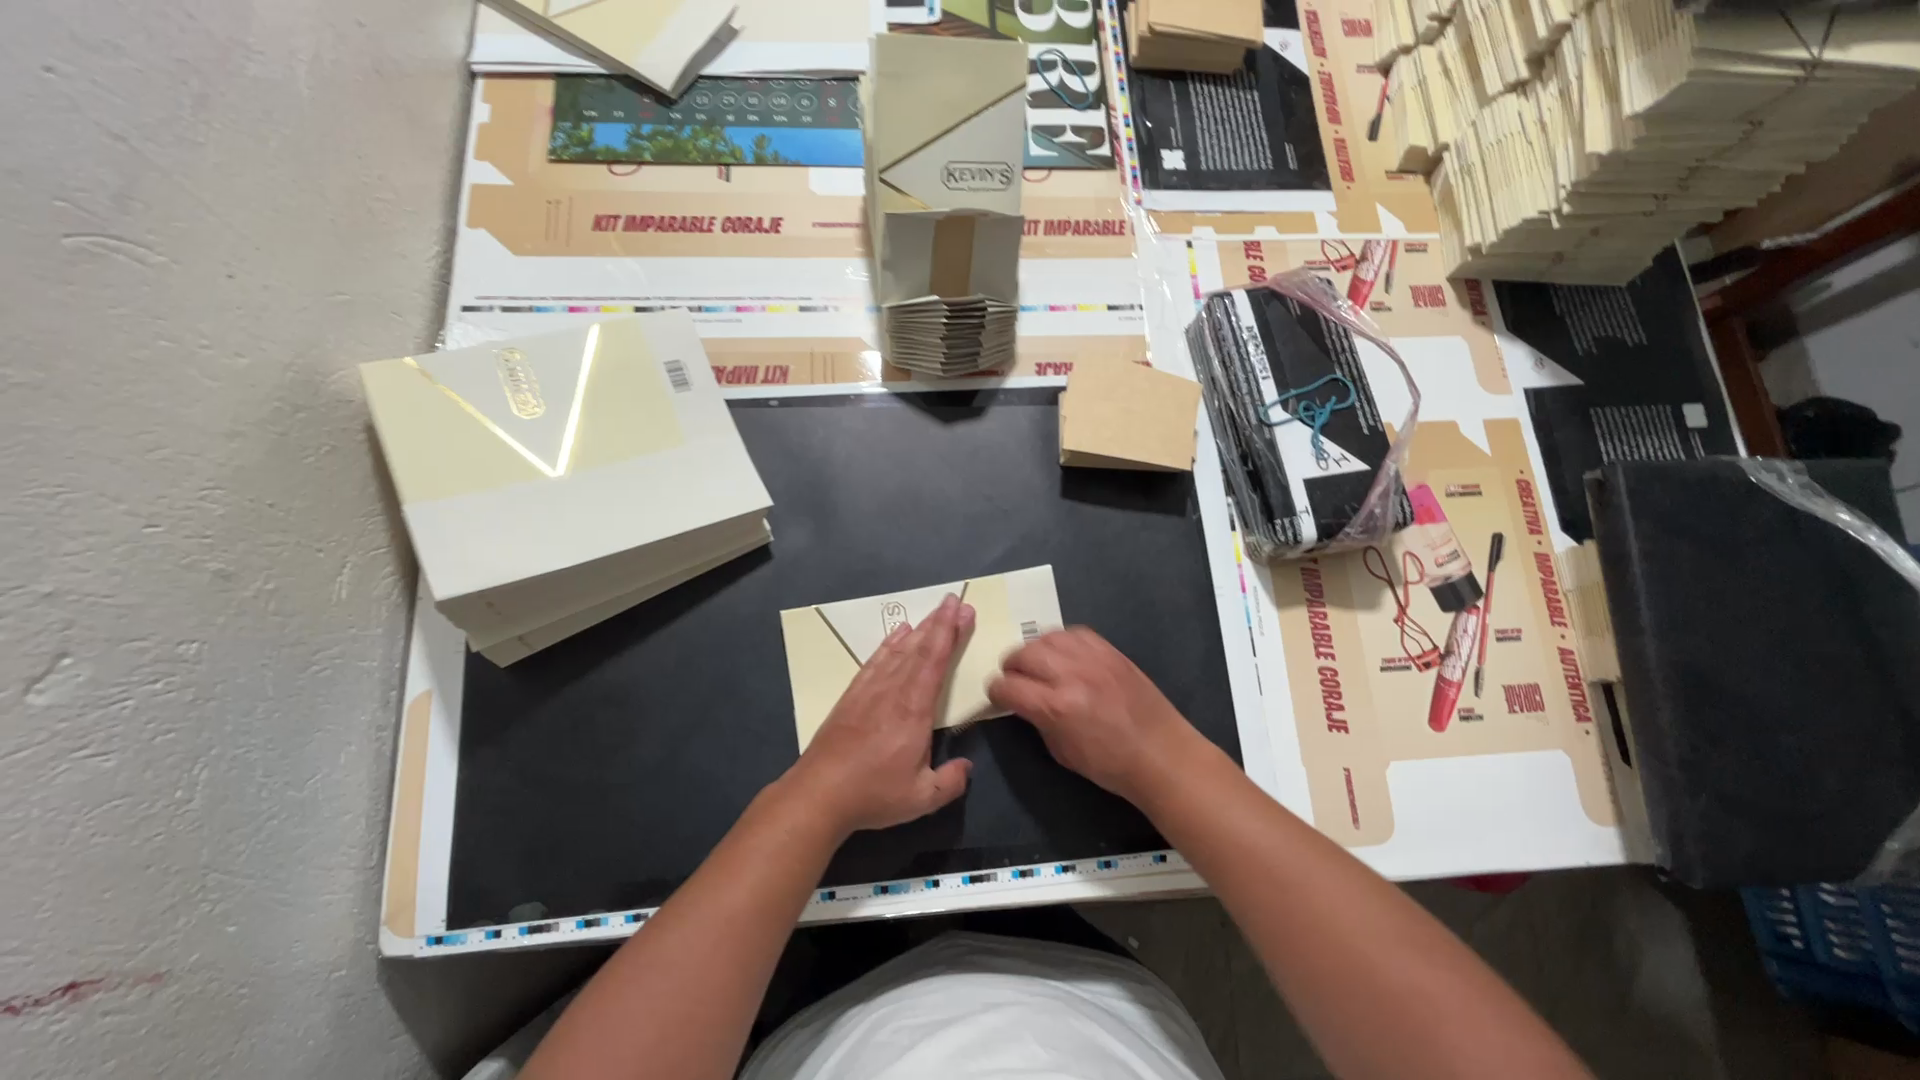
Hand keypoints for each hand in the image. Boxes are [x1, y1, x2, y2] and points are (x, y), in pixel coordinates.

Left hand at [782, 594, 975, 837]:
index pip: (936, 661)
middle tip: (957, 602)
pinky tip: (898, 635)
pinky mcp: (852, 696)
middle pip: (920, 648)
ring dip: (919, 629)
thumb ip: (950, 781)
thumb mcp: (922, 797)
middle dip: (940, 623)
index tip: (962, 610)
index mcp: (914, 710)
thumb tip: (966, 767)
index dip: (950, 633)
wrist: (819, 794)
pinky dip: (889, 644)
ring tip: (934, 613)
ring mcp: (870, 691)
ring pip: (899, 651)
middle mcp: (893, 691)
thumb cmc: (873, 794)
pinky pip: (875, 661)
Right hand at [987, 627, 1202, 804]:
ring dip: (1036, 651)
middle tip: (1018, 681)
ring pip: (1046, 637)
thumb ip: (1037, 720)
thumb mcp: (1061, 752)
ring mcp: (1092, 658)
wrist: (1161, 754)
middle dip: (1012, 669)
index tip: (1000, 698)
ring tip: (1041, 666)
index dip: (996, 693)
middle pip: (1022, 654)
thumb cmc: (1109, 764)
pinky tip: (1066, 656)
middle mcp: (1070, 675)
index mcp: (1054, 707)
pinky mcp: (1111, 650)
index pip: (1006, 685)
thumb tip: (1024, 703)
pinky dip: (1063, 642)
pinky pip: (1075, 632)